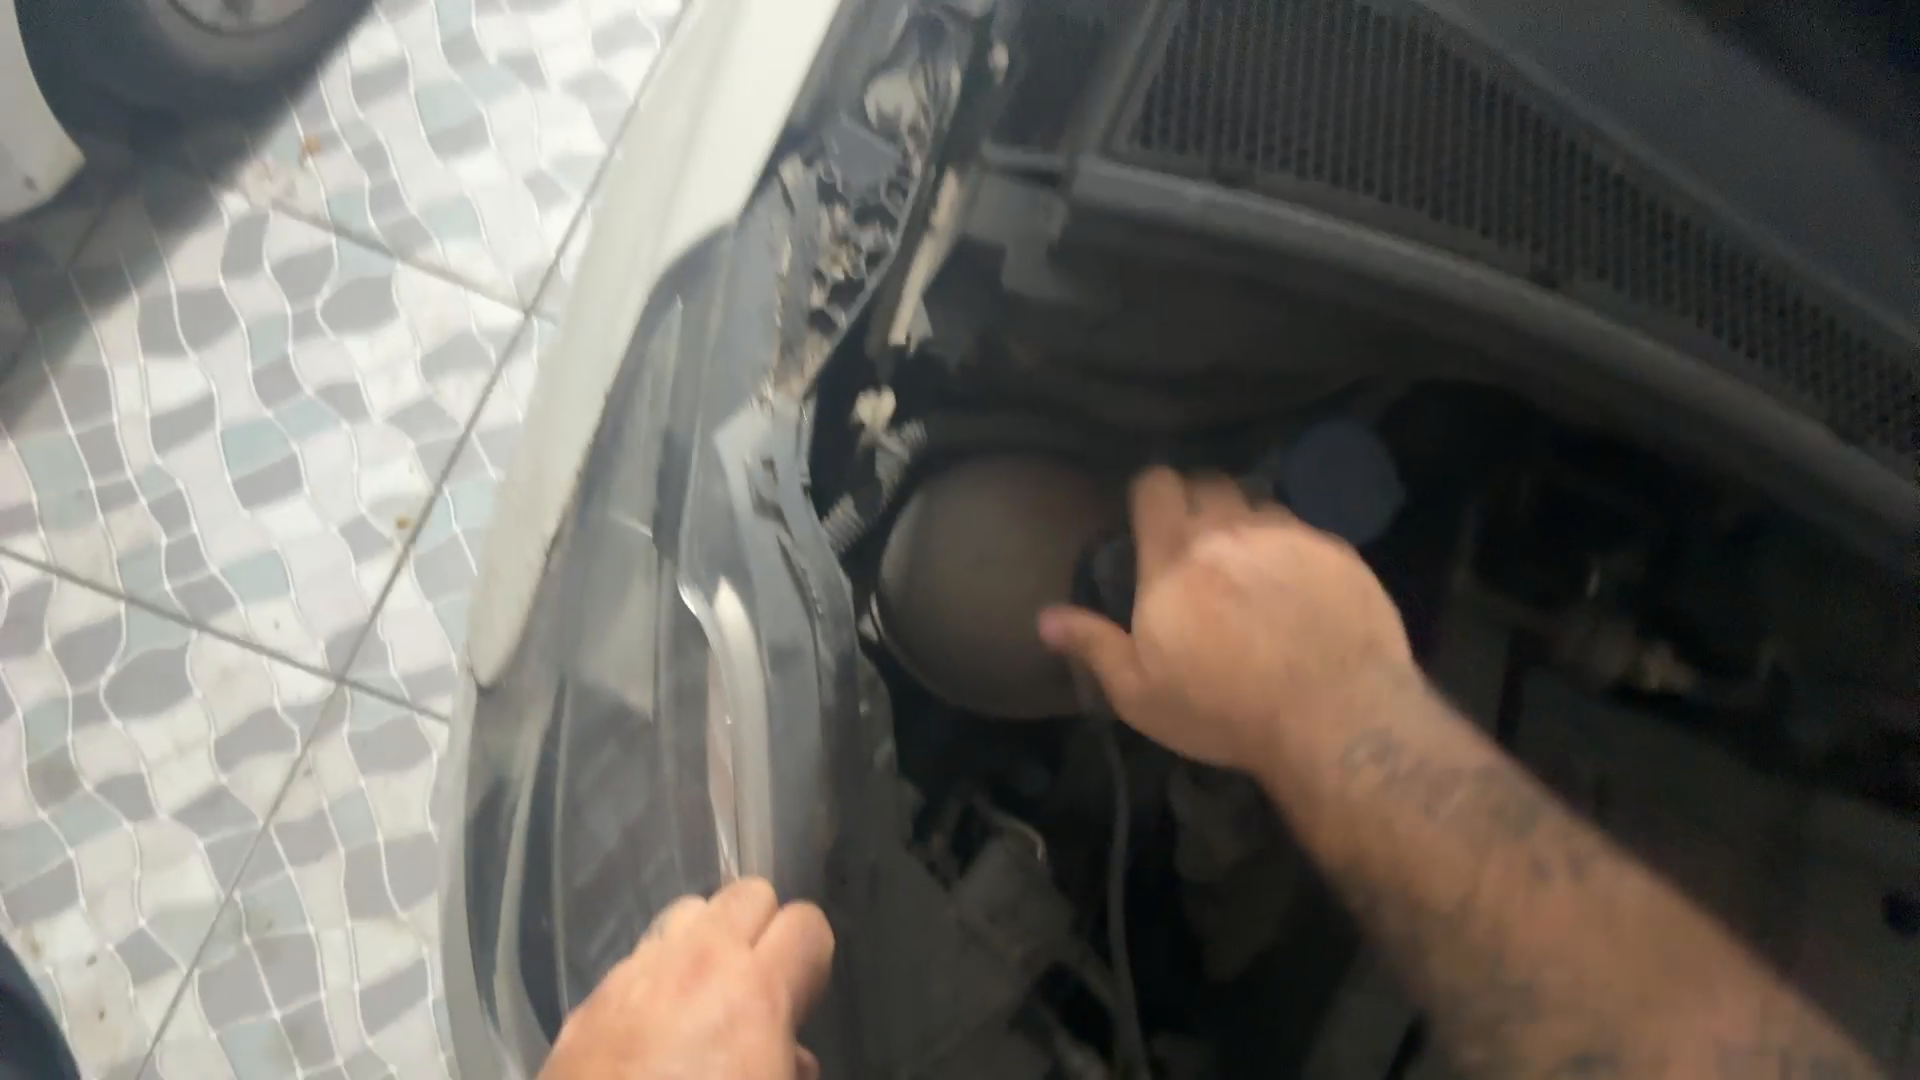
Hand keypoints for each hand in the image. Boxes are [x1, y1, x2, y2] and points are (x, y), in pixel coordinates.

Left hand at [538, 878, 835, 1079]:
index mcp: (756, 989)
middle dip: (762, 929)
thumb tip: (790, 1055)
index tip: (801, 997)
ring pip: (690, 910)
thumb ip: (791, 1064)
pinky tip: (652, 1027)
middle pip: (750, 892)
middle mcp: (699, 961)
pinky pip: (640, 955)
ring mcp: (638, 971)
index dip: (811, 957)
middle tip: (757, 987)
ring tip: (703, 995)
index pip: (807, 921)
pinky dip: (657, 976)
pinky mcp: (591, 998)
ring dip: (706, 941)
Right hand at [1039, 467, 1411, 772]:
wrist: (1336, 721)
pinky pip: (1303, 531)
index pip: (1156, 485)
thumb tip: (1044, 619)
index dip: (1149, 493)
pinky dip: (1289, 549)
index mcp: (1174, 558)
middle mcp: (1229, 532)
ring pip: (1257, 504)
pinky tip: (1295, 589)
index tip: (1148, 516)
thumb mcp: (1139, 691)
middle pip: (1207, 483)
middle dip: (1196, 502)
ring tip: (1247, 565)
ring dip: (1244, 524)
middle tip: (1194, 543)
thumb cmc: (1223, 709)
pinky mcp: (1338, 553)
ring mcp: (1288, 537)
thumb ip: (1091, 644)